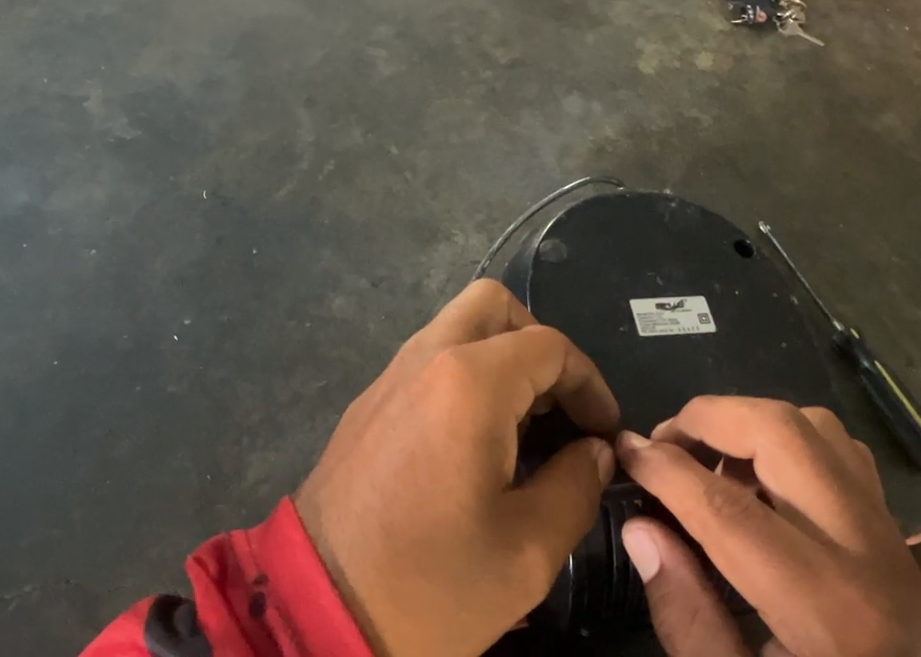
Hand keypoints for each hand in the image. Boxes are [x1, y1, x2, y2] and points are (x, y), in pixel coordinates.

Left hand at [296, 279, 620, 655]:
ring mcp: (390, 377)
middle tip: (559, 405)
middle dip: (540, 345)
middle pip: (495, 306)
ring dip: (501, 357)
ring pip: (457, 328)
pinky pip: (429, 361)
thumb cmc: (432, 583)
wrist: (316, 614)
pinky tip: (475, 443)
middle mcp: (426, 359)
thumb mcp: (528, 551)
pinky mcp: (368, 404)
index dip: (590, 383)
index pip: (550, 346)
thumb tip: (594, 451)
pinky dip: (465, 377)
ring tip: (523, 428)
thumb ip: (577, 485)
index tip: (603, 433)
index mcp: (469, 382)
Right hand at [615, 397, 920, 656]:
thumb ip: (688, 618)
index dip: (665, 471)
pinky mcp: (894, 527)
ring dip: (749, 425)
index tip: (623, 451)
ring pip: (815, 426)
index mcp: (829, 610)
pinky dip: (787, 440)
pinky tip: (757, 478)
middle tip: (662, 444)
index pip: (728, 510)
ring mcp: (888, 530)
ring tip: (708, 463)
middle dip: (709, 420)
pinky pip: (839, 447)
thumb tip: (641, 529)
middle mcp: (866, 549)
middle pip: (782, 433)